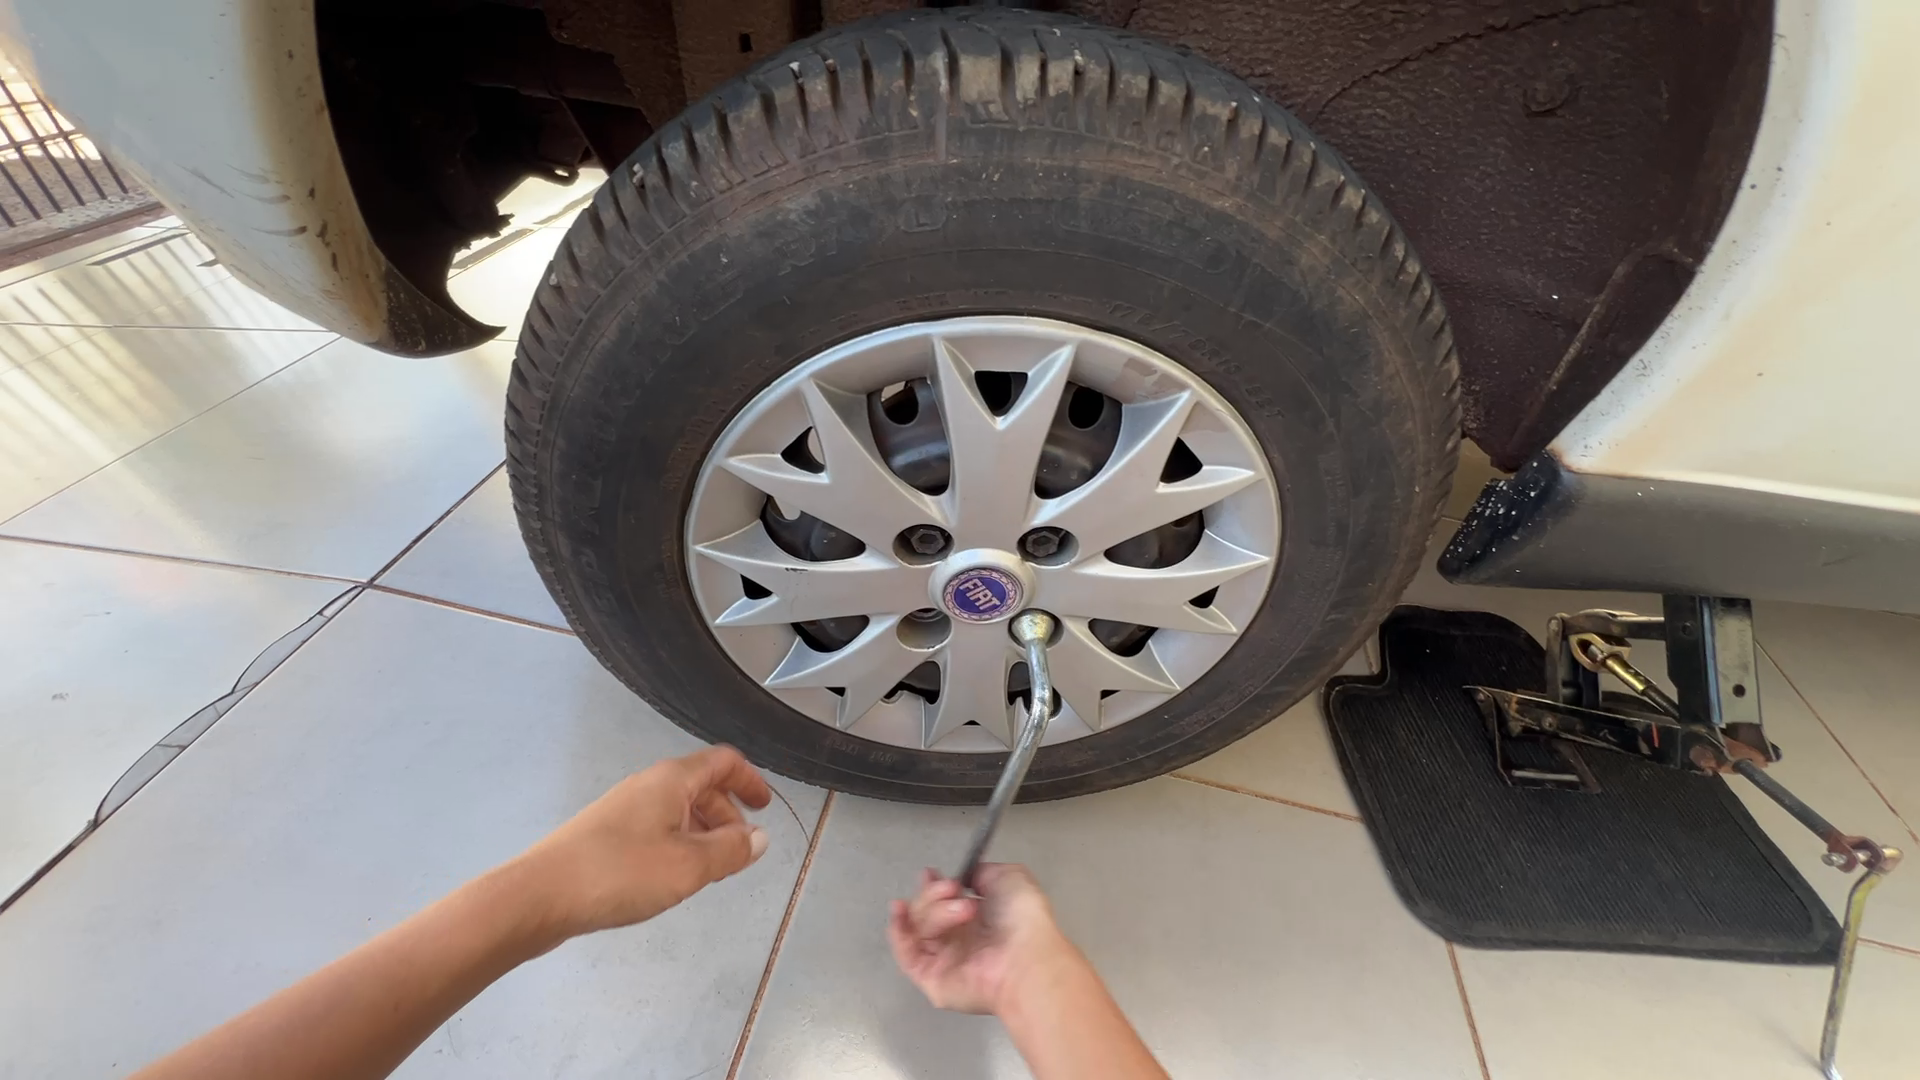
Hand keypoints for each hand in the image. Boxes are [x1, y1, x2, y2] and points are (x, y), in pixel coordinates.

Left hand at [512, 746, 773, 939]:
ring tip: (710, 869)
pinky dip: (678, 842)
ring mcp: (624, 808)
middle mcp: (650, 784)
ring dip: (704, 831)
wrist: (536, 897)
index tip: (765, 807)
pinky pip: (657, 826)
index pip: (724, 761)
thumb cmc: (620, 872)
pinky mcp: (605, 834)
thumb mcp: (689, 866)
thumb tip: (760, 837)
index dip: (750, 780)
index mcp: (673, 779)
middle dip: (728, 813)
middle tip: (740, 848)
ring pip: (679, 809)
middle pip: (702, 785)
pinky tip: (672, 876)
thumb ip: (731, 850)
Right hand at [886, 863, 1077, 1015]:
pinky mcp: (932, 978)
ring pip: (919, 924)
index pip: (943, 901)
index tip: (930, 872)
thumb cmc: (1022, 916)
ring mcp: (943, 960)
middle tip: (952, 888)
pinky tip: (900, 910)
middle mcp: (958, 940)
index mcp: (976, 918)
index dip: (933, 886)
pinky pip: (906, 952)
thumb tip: (965, 879)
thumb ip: (981, 873)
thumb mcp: (1008, 877)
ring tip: (964, 908)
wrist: (1024, 956)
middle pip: (926, 910)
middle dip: (933, 892)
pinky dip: (898, 929)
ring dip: (935, 909)